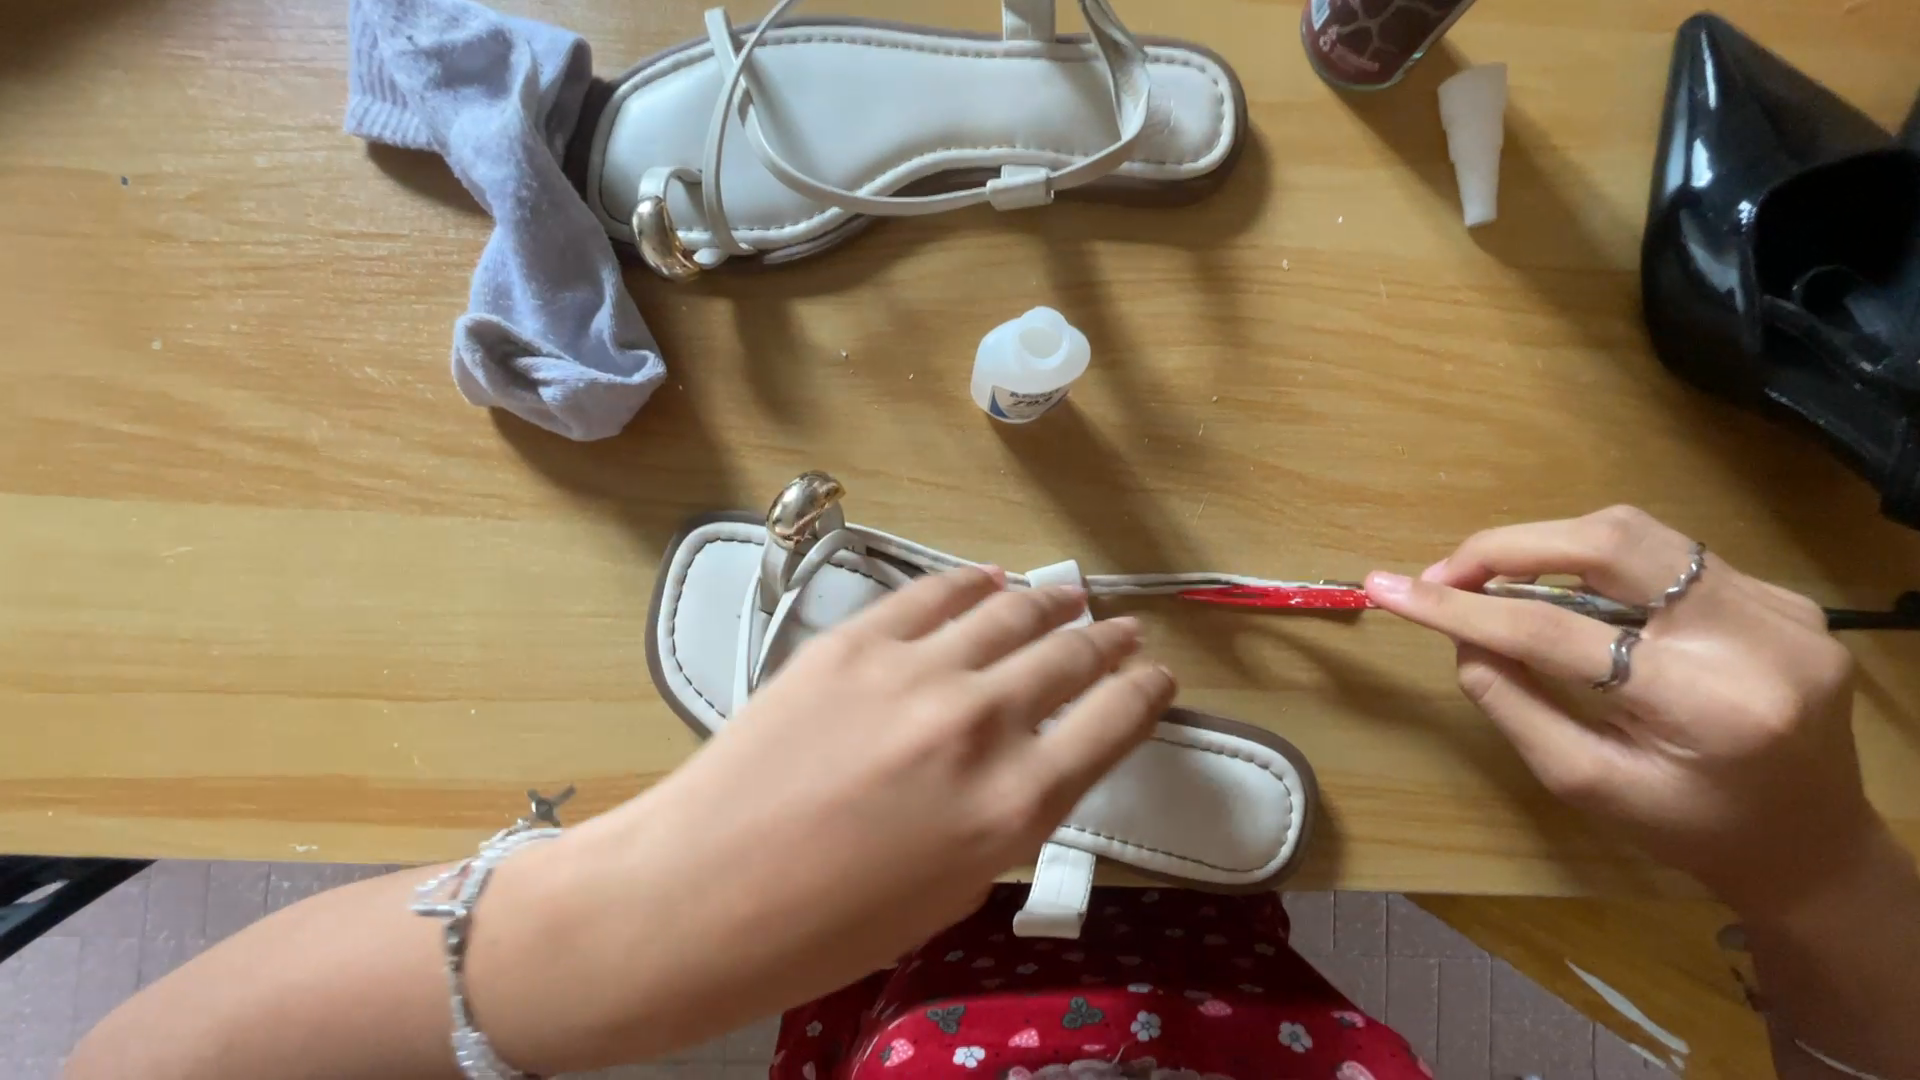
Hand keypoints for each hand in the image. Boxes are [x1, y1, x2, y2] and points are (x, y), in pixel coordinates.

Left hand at [472, 565, 1177, 1068]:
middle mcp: (977, 725)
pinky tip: (990, 578)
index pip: (1112, 723)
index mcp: (1012, 806)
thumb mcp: (953, 889)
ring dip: (1051, 600)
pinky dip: (972, 582)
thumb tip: (1032, 758)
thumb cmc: (829, 926)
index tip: (1156, 677)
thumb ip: (1006, 815)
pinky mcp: (855, 642)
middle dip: (1107, 641)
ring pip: (1009, 612)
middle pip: (1068, 658)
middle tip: (1122, 631)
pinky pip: (932, 594)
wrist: (699, 892)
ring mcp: (913, 672)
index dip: (1145, 693)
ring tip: (1071, 593)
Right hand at [1364, 506, 1878, 912]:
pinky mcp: (1780, 598)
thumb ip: (1509, 699)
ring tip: (1495, 583)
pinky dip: (1591, 564)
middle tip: (1444, 576)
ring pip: (1634, 533)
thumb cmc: (1684, 828)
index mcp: (1706, 704)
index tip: (1387, 587)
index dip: (1459, 606)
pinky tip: (1570, 599)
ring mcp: (1779, 608)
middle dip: (1505, 547)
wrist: (1812, 846)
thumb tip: (1460, 631)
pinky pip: (1661, 554)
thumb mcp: (1579, 779)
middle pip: (1608, 542)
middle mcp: (1758, 637)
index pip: (1553, 629)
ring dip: (1545, 548)